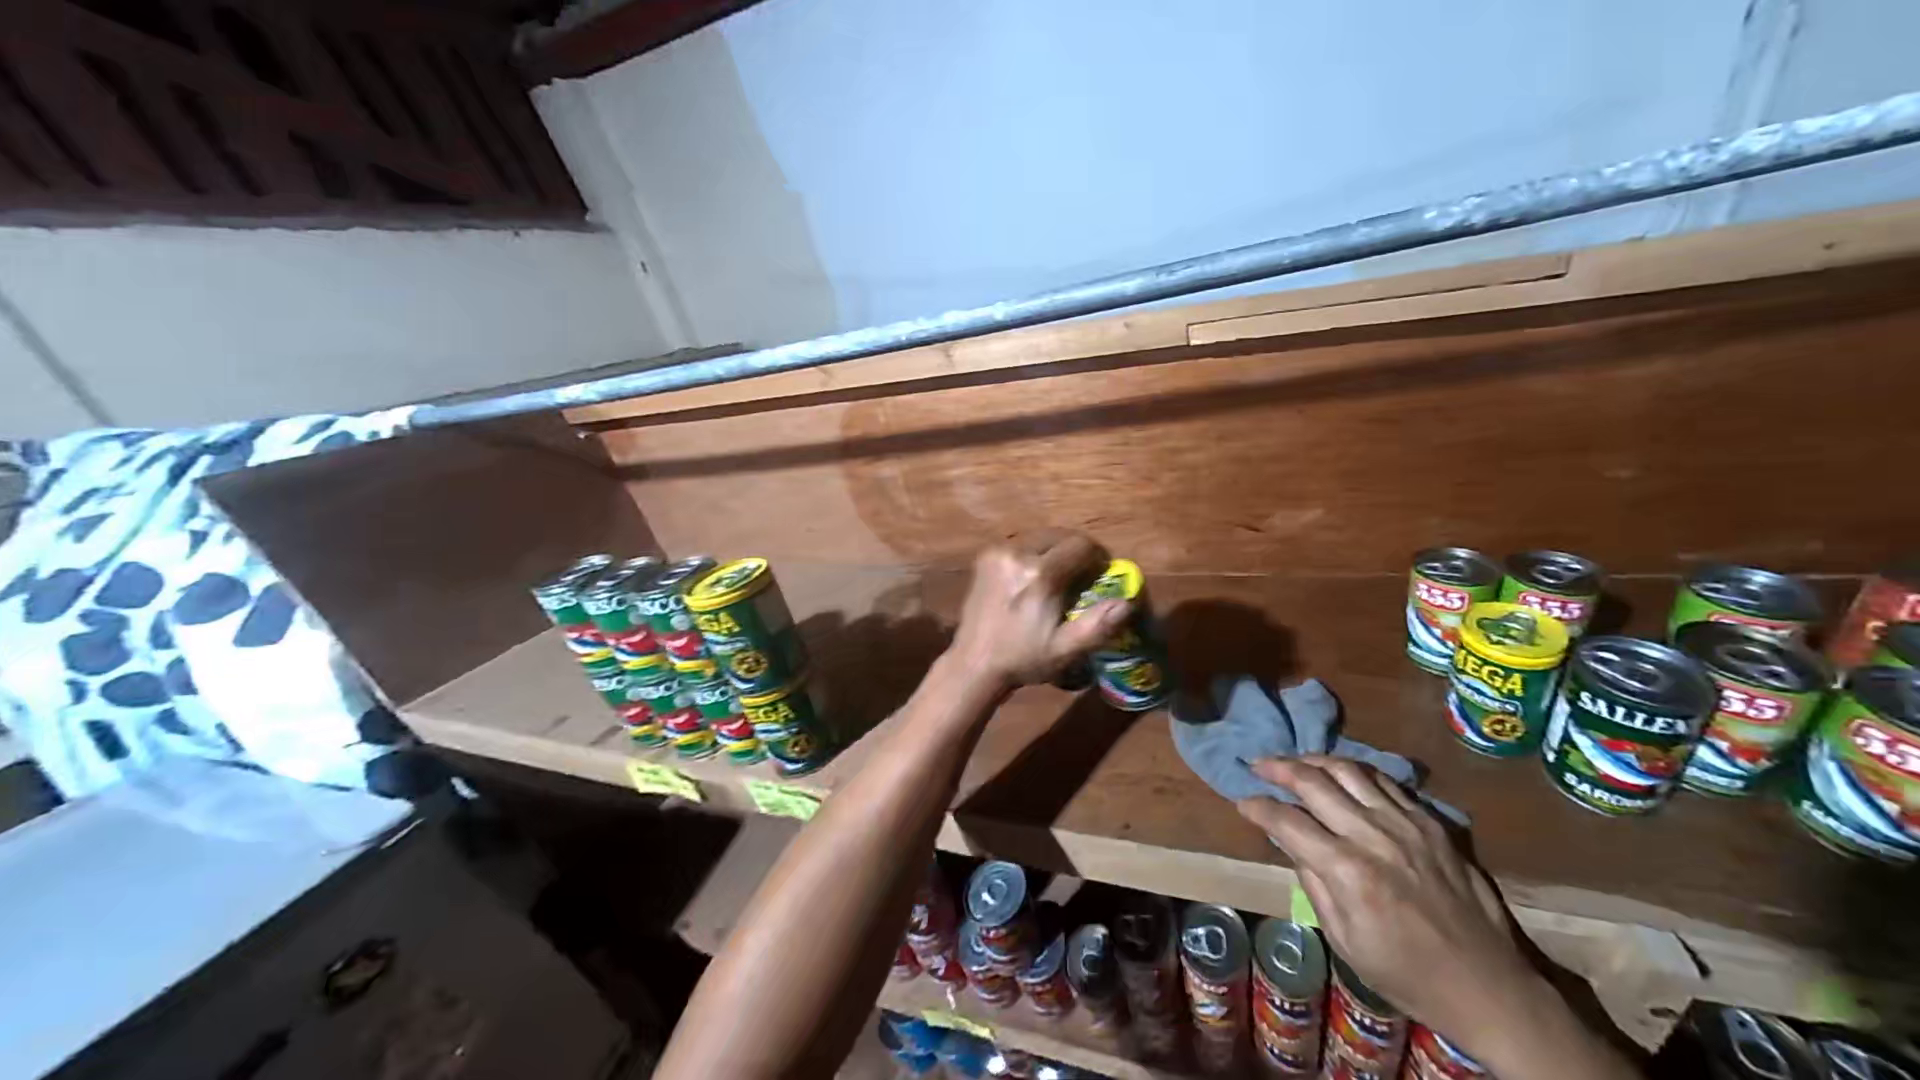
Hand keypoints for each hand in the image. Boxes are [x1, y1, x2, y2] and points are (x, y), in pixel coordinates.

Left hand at [945, 532, 1131, 688]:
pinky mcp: (985, 557)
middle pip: (1060, 535)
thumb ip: (1099, 625)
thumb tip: (1127, 602)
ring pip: (1040, 537)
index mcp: (1040, 575)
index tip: (1102, 574)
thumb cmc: (1024, 658)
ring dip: (1055, 551)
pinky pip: (1020, 544)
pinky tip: (1033, 578)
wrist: (974, 662)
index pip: (1081, 545)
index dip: (1098, 557)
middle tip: (1083, 575)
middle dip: (1077, 551)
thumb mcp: (1066, 650)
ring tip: (1059, 577)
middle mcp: (1017, 554)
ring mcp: (997, 552)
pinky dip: (1033, 554)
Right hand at [1235, 757, 1538, 1058]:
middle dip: (1278, 768)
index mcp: (1348, 871)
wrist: (1489, 987)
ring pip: (1349, 770)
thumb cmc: (1407, 974)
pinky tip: (1342, 776)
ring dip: (1314, 760)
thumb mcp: (1344, 939)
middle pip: (1314, 782)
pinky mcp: (1432, 824)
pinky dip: (1356, 772)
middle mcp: (1374, 836)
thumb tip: (1288, 840)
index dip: (1257, 807)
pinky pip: (1386, 782)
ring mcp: (1407, 825)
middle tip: (1258, 765)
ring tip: (1295, 761)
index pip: (1287, 821)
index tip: (1242, 802)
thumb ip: (1313, 882)